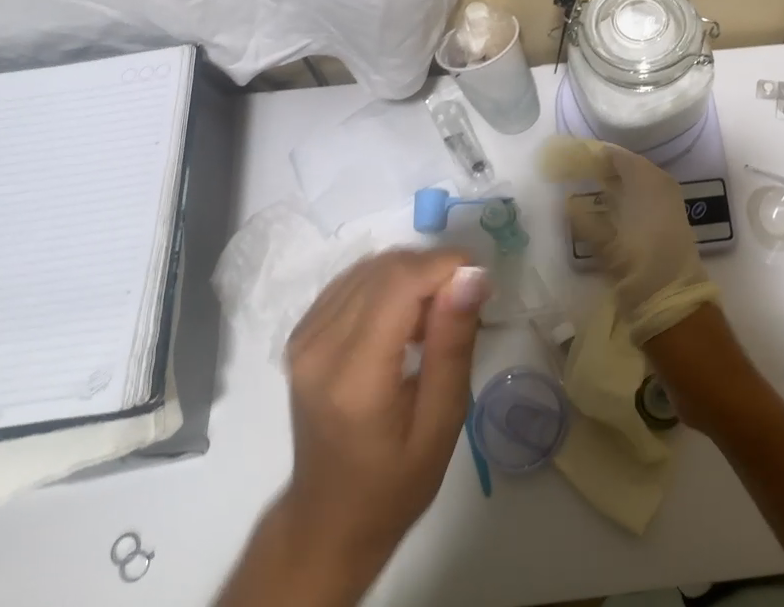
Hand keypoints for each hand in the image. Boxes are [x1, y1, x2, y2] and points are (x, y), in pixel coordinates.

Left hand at [280, 249, 489, 590]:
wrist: (330, 517)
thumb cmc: (396, 482)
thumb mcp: (442, 421)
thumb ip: (453, 344)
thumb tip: (471, 276)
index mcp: (354, 376)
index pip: (399, 283)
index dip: (445, 265)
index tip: (481, 282)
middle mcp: (318, 347)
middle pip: (384, 269)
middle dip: (434, 270)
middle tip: (466, 305)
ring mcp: (303, 338)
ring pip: (369, 269)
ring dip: (412, 276)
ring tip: (437, 318)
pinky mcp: (302, 335)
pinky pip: (352, 283)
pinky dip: (388, 286)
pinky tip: (406, 320)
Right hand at [542, 138, 718, 342]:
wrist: (675, 303)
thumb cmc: (640, 269)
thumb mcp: (606, 246)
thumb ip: (586, 220)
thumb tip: (568, 202)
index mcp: (648, 183)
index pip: (619, 157)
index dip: (596, 155)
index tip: (572, 155)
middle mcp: (662, 186)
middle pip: (631, 167)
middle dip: (606, 167)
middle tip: (578, 169)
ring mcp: (670, 203)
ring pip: (640, 181)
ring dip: (618, 181)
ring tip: (590, 184)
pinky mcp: (672, 221)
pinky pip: (647, 196)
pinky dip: (629, 195)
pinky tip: (612, 204)